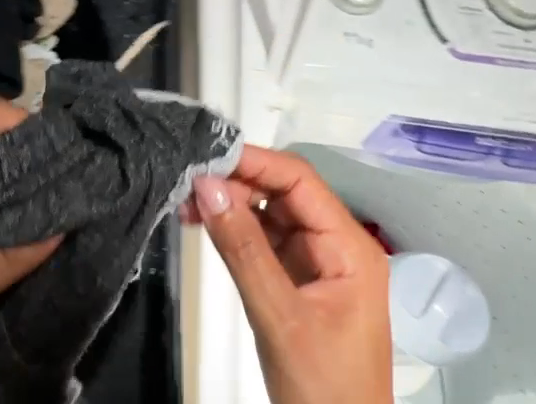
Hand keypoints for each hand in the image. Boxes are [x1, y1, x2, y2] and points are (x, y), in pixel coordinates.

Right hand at [188, 145, 391, 403]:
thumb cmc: (323, 388)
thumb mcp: (280, 318)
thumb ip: (243, 248)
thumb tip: (206, 184)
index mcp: (349, 247)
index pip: (299, 181)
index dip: (254, 161)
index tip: (206, 155)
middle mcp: (336, 245)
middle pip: (283, 192)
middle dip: (235, 181)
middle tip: (186, 182)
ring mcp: (316, 263)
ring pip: (270, 213)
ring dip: (230, 203)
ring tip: (185, 201)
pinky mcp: (297, 281)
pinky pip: (263, 239)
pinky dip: (233, 229)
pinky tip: (203, 223)